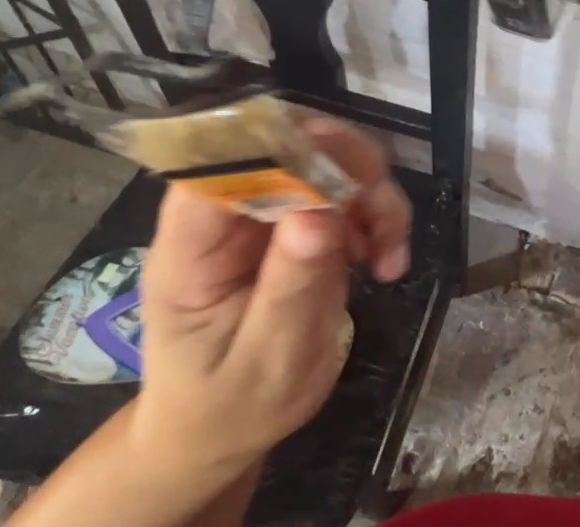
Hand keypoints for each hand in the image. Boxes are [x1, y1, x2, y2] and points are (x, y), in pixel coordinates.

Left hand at [130, 115, 411, 477]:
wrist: (224, 430)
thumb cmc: (230, 405)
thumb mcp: (265, 361)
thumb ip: (288, 288)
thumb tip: (316, 213)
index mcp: (190, 253)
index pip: (216, 171)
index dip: (273, 150)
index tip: (334, 160)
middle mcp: (228, 221)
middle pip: (286, 151)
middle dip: (345, 167)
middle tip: (382, 212)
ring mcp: (268, 220)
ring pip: (330, 165)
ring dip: (374, 197)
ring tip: (389, 255)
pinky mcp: (304, 227)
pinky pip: (351, 196)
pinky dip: (380, 218)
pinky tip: (386, 263)